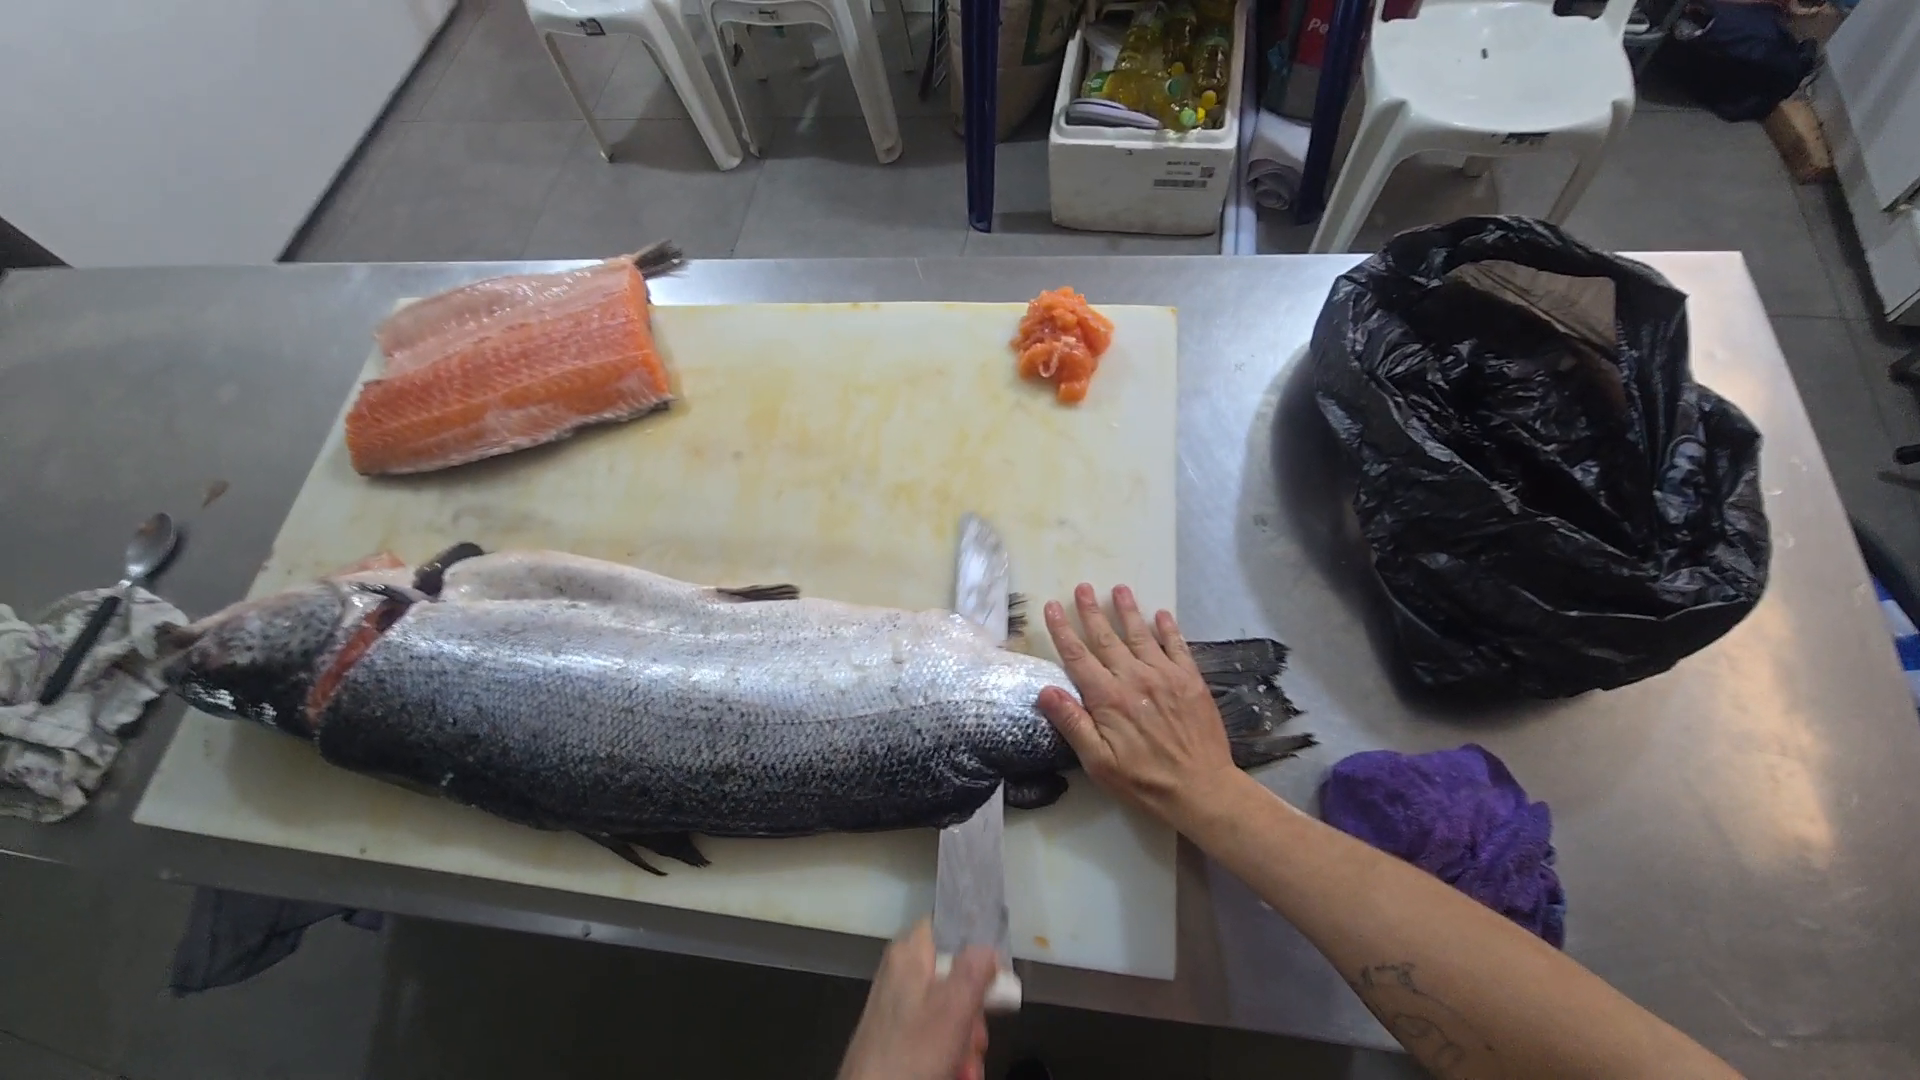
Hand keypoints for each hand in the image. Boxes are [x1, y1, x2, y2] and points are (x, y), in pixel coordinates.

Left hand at [838, 920, 995, 1079]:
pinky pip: (935, 1034)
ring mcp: (899, 1006)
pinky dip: (950, 1055)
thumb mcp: (952, 1009)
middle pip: (954, 975)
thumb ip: (974, 971)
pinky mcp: (898, 1036)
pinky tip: (956, 1073)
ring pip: (949, 1010)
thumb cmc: (910, 1053)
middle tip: (975, 1039)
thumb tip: (989, 946)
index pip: (946, 925)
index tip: (995, 973)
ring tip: (965, 1067)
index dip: (975, 944)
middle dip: (974, 1011)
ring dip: (966, 1041)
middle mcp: (902, 973)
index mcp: (909, 953)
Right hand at [1035, 583, 1240, 826]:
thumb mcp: (1098, 762)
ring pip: (1141, 635)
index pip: (1077, 657)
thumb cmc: (1144, 782)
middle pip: (1106, 638)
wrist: (1202, 790)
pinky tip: (1161, 614)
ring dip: (1128, 610)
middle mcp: (1134, 678)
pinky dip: (1168, 628)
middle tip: (1082, 587)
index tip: (1052, 607)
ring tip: (1119, 588)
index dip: (1062, 630)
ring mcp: (1165, 676)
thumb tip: (1046, 691)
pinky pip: (1177, 646)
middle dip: (1091, 611)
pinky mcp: (1190, 680)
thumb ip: (1073, 723)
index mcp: (1108, 698)